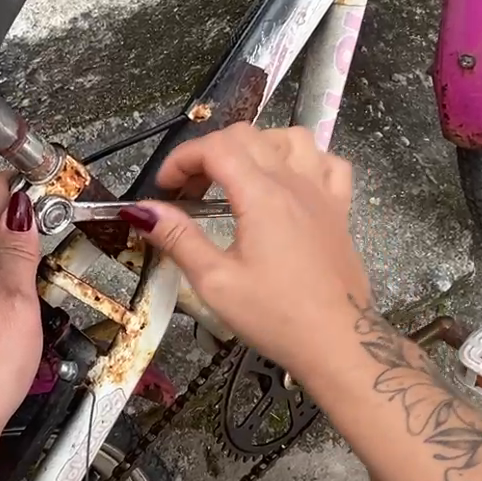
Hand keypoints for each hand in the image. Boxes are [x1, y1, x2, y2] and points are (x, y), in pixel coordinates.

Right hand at [123, 124, 369, 370]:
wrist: (340, 344)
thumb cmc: (275, 316)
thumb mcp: (215, 281)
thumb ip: (178, 238)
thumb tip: (141, 210)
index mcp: (261, 196)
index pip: (215, 148)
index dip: (181, 159)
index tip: (164, 188)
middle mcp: (294, 183)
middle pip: (247, 136)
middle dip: (208, 153)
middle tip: (190, 190)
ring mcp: (323, 193)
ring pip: (291, 138)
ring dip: (256, 146)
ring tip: (237, 176)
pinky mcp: (340, 210)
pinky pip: (328, 162)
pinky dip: (303, 160)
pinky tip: (287, 182)